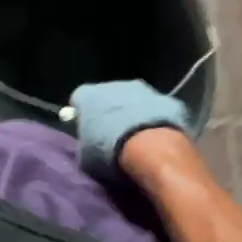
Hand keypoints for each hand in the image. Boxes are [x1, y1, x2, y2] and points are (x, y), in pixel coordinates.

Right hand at [70, 80, 189, 181]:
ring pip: (130, 100)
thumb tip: (88, 145)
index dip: (82, 118)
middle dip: (109, 114)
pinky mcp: (162, 97)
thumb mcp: (88, 157)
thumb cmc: (111, 154)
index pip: (78, 101)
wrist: (152, 149)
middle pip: (105, 98)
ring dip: (132, 114)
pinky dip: (152, 119)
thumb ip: (84, 145)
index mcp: (86, 94)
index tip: (88, 135)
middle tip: (114, 138)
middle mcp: (109, 84)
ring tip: (138, 139)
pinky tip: (155, 138)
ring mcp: (138, 88)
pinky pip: (152, 108)